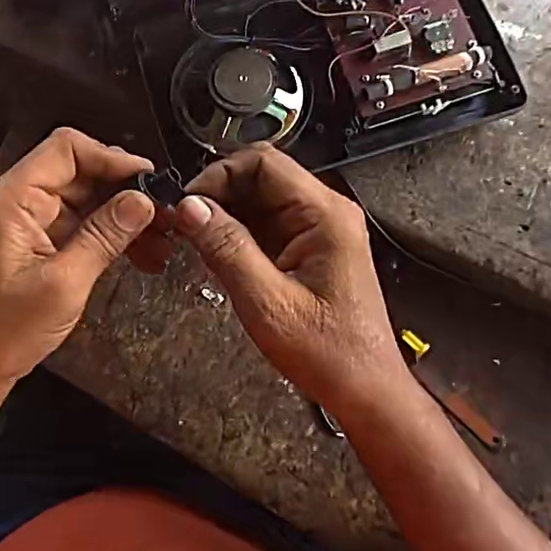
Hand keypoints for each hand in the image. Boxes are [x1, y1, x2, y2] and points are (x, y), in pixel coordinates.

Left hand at [0, 128, 167, 435]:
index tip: (148, 180)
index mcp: (13, 200)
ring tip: (162, 239)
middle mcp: (21, 201)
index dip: (113, 159)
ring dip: (128, 215)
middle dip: (128, 190)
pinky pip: (87, 224)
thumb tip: (141, 201)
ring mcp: (33, 221)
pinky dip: (115, 235)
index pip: (68, 149)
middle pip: (85, 171)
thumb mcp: (63, 284)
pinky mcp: (43, 242)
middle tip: (165, 212)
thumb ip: (105, 236)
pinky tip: (144, 253)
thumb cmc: (1, 333)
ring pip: (92, 198)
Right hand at [173, 143, 407, 415]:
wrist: (363, 388)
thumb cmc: (331, 353)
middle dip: (218, 197)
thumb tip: (191, 207)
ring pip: (259, 201)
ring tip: (199, 245)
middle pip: (260, 177)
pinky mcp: (308, 249)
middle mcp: (325, 214)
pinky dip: (237, 236)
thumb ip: (227, 248)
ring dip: (225, 217)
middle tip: (186, 225)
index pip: (263, 162)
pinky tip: (220, 259)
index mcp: (325, 215)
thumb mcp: (268, 302)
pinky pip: (265, 226)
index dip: (219, 175)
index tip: (189, 203)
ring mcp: (318, 230)